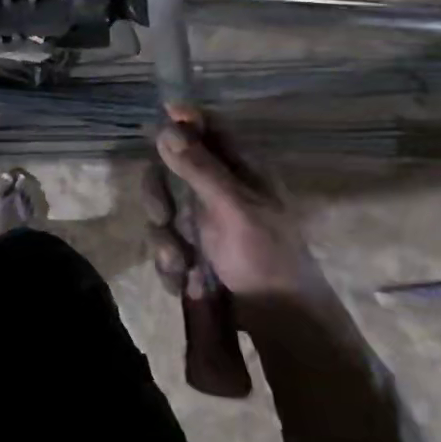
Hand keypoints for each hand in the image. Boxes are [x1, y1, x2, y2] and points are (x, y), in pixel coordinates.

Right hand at [149, 123, 320, 300]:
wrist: (281, 324)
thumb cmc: (266, 257)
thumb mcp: (233, 209)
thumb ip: (199, 168)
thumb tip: (166, 127)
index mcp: (239, 170)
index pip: (208, 128)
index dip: (184, 119)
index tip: (160, 117)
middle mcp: (218, 189)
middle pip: (169, 168)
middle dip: (159, 196)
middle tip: (163, 216)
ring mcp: (203, 220)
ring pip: (162, 209)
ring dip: (164, 239)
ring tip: (180, 266)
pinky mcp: (193, 250)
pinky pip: (165, 242)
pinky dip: (170, 264)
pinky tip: (183, 282)